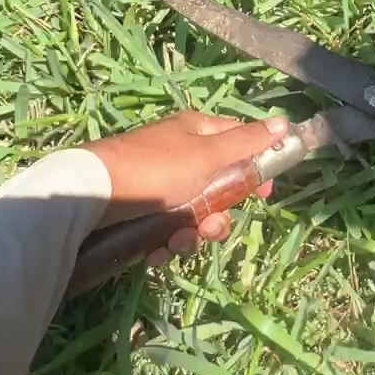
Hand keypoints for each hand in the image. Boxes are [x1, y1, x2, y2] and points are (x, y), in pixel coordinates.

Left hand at [86, 110, 285, 266]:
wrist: (90, 194)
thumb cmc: (156, 169)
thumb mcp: (208, 155)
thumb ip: (246, 143)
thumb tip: (284, 121)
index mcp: (197, 132)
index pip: (239, 142)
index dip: (256, 166)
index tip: (265, 193)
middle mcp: (180, 154)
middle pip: (218, 186)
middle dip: (218, 214)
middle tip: (211, 227)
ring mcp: (158, 183)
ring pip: (193, 213)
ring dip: (192, 234)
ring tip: (175, 244)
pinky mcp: (139, 210)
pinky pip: (166, 228)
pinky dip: (165, 243)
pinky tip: (155, 252)